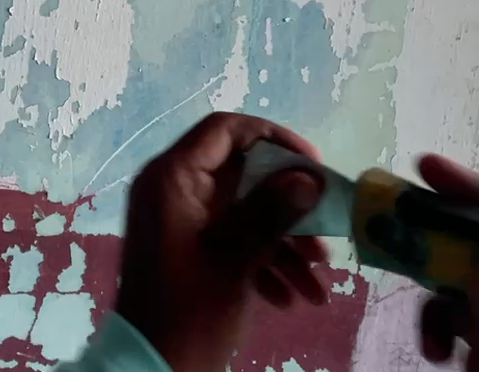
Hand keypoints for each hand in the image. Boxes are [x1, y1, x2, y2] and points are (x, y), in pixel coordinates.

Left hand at [115, 112, 331, 371]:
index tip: (314, 165)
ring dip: (282, 243)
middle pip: (239, 174)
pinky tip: (291, 298)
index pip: (224, 130)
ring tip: (318, 284)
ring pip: (241, 210)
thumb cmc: (189, 310)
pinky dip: (261, 261)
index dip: (271, 139)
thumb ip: (270, 211)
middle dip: (286, 206)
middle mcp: (172, 187)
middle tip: (325, 234)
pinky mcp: (187, 245)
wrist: (152, 368)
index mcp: (172, 175)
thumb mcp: (236, 259)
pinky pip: (230, 236)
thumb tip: (308, 175)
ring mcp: (179, 217)